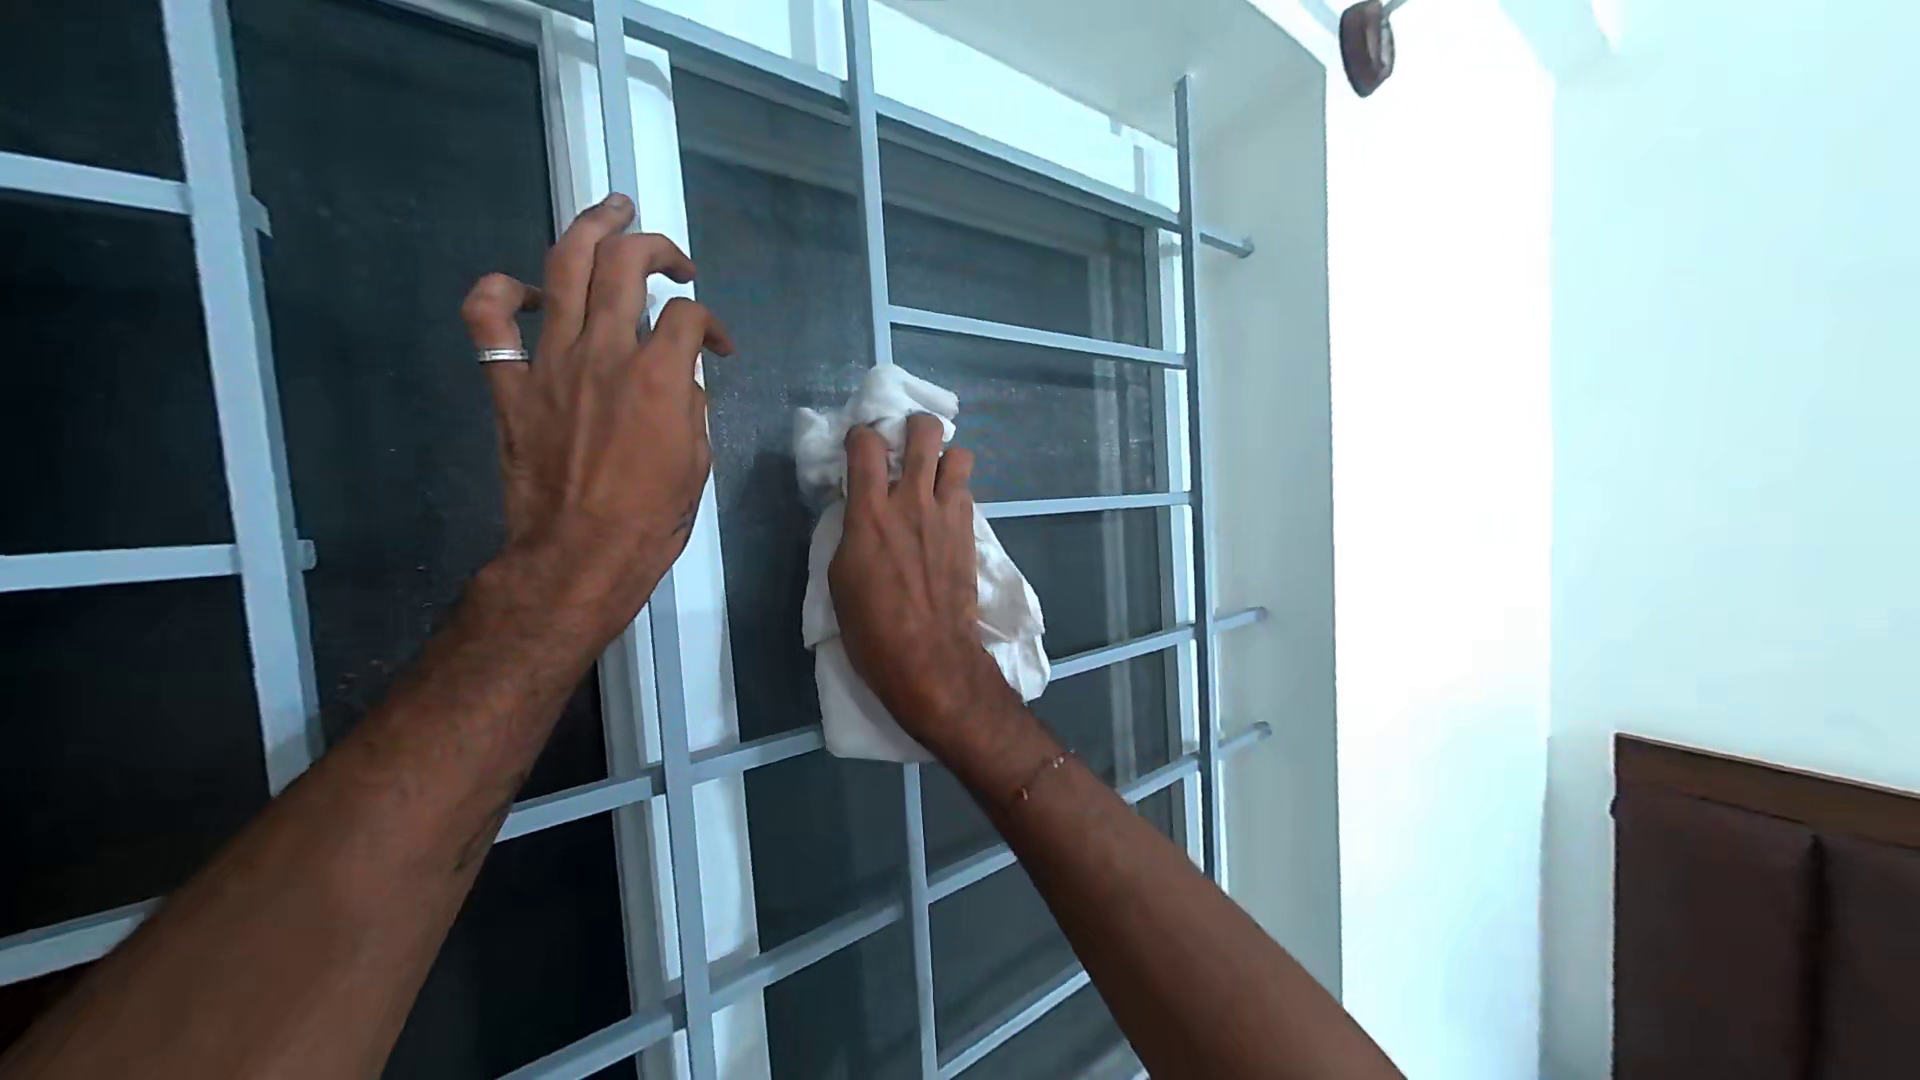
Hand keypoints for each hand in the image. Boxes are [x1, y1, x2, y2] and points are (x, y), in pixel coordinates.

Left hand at [459, 193, 733, 642]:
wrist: (581, 553)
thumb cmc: (653, 517)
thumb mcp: (697, 461)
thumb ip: (691, 406)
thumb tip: (680, 380)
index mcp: (659, 377)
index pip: (689, 317)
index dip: (712, 324)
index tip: (717, 346)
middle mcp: (604, 354)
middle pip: (625, 266)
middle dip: (655, 246)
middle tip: (672, 255)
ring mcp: (550, 364)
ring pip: (562, 270)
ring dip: (589, 231)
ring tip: (609, 213)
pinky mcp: (511, 386)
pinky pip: (487, 322)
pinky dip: (498, 293)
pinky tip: (522, 290)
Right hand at [829, 414, 1011, 755]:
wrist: (929, 656)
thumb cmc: (871, 626)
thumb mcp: (840, 575)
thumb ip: (853, 530)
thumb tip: (861, 510)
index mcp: (870, 513)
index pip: (866, 445)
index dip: (861, 435)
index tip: (859, 444)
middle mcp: (912, 502)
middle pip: (924, 433)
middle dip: (914, 426)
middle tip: (904, 442)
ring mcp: (947, 514)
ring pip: (958, 455)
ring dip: (943, 457)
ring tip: (931, 475)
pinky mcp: (969, 532)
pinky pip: (966, 491)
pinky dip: (954, 490)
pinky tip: (943, 509)